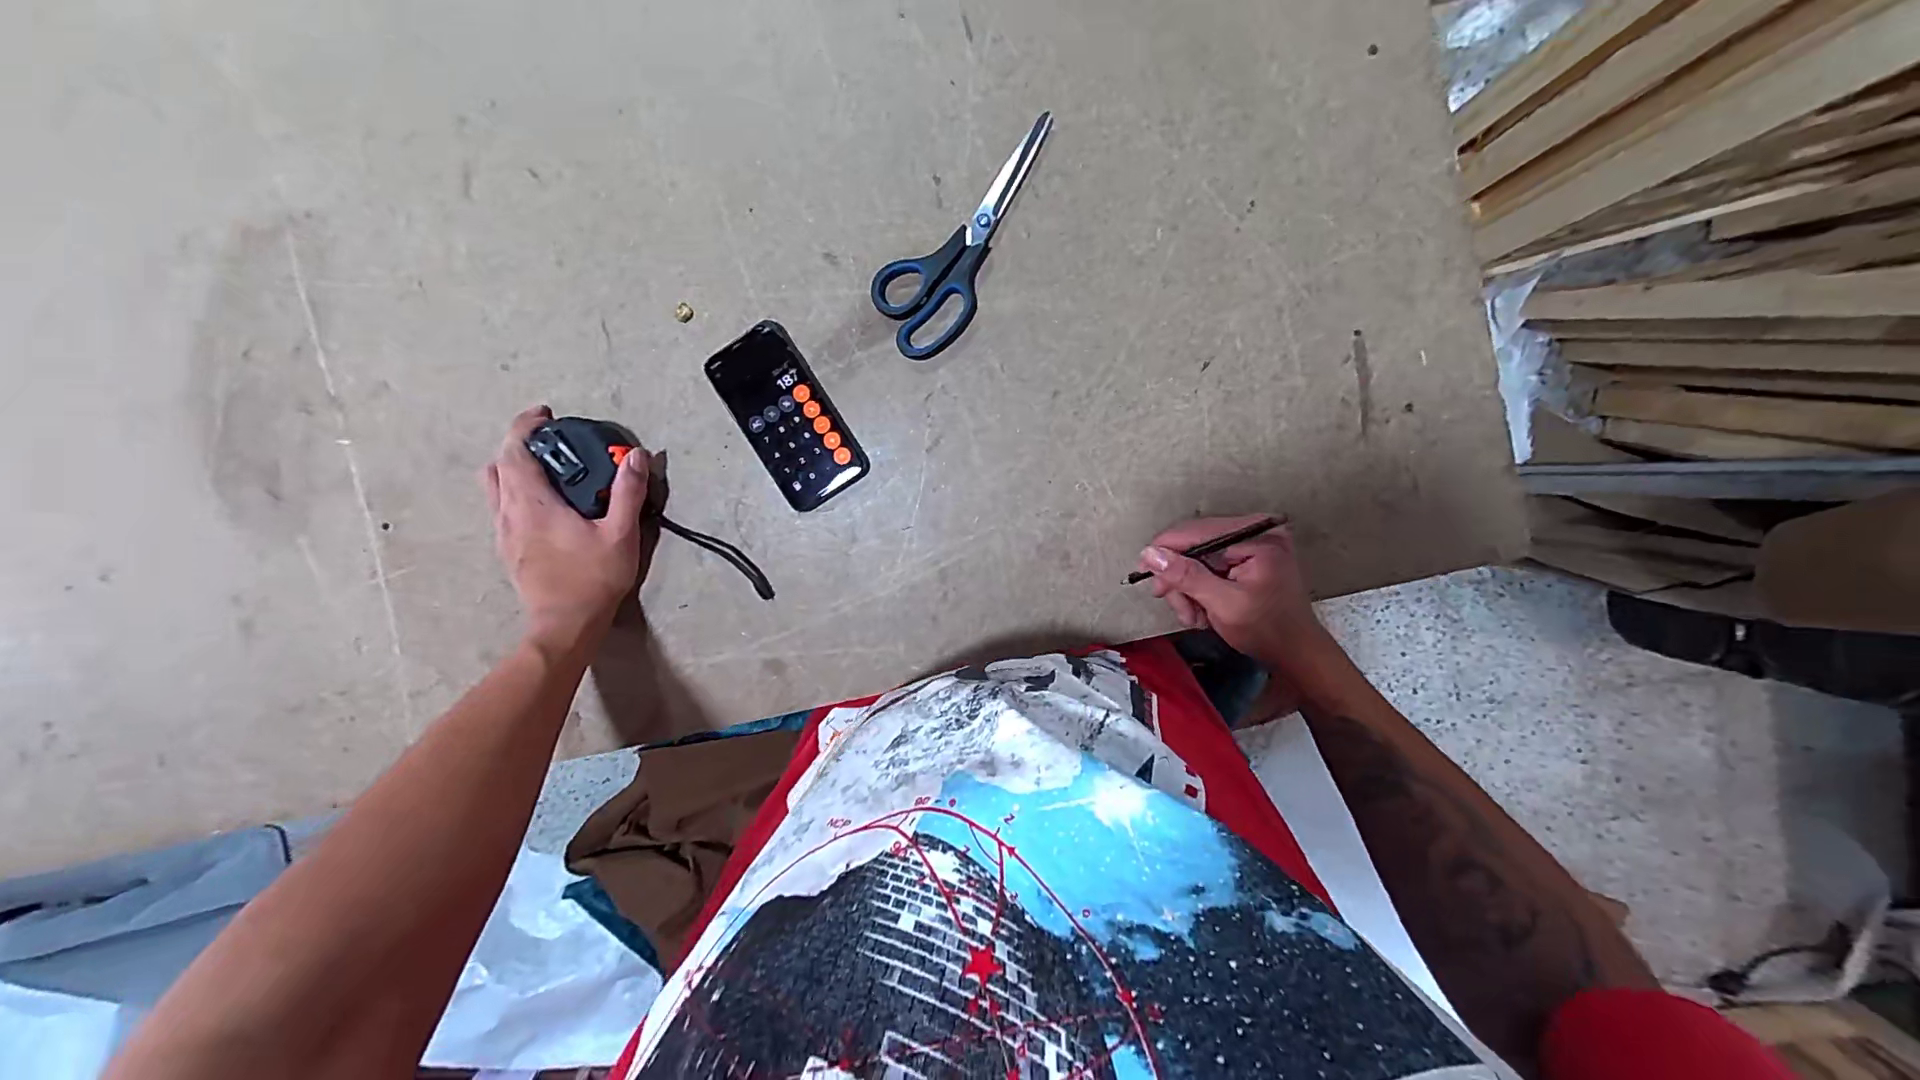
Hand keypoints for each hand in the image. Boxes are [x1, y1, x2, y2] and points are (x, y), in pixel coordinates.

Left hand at [483, 406, 653, 649]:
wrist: (565, 623)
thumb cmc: (594, 578)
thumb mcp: (621, 533)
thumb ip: (628, 491)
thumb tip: (637, 456)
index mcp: (533, 503)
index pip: (515, 450)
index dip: (526, 426)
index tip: (545, 415)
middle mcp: (509, 512)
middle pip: (499, 464)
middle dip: (520, 445)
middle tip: (551, 441)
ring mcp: (503, 532)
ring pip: (495, 487)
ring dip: (514, 469)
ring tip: (546, 470)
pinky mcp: (507, 549)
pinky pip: (502, 507)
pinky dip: (516, 491)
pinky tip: (545, 505)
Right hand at [1137, 514, 1323, 663]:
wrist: (1296, 652)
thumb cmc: (1268, 631)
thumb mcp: (1223, 605)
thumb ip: (1187, 576)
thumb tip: (1151, 554)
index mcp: (1256, 538)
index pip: (1196, 532)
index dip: (1165, 551)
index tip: (1144, 573)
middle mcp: (1255, 532)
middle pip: (1194, 544)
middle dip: (1180, 578)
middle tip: (1174, 604)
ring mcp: (1251, 544)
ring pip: (1196, 558)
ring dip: (1187, 588)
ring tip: (1194, 615)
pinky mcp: (1246, 557)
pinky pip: (1207, 565)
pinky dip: (1199, 588)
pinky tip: (1203, 609)